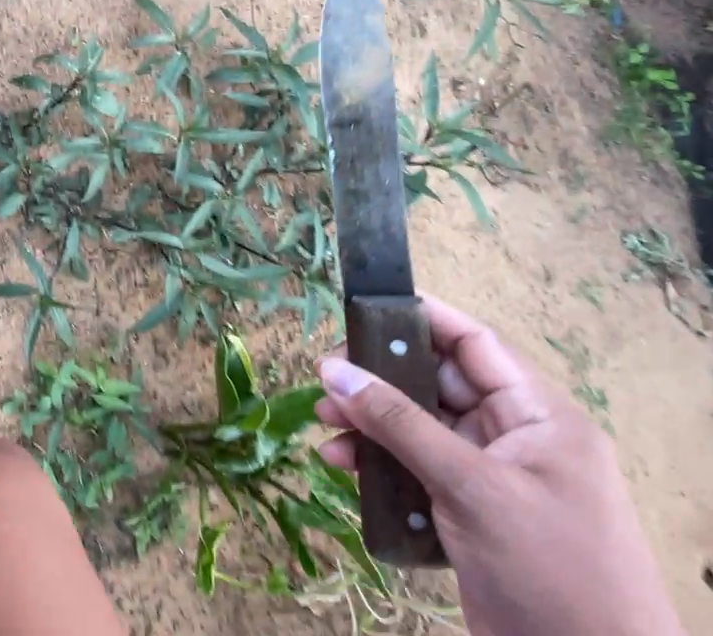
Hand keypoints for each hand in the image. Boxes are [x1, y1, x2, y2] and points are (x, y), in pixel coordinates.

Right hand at [316, 295, 683, 635]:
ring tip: (324, 424)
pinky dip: (372, 459)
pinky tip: (341, 463)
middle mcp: (513, 436)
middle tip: (324, 378)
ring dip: (365, 421)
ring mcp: (487, 472)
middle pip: (431, 382)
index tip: (359, 307)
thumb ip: (398, 423)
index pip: (474, 344)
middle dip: (375, 378)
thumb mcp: (470, 487)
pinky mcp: (463, 505)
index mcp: (539, 418)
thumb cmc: (550, 566)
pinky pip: (408, 462)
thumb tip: (332, 369)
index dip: (420, 318)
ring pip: (412, 423)